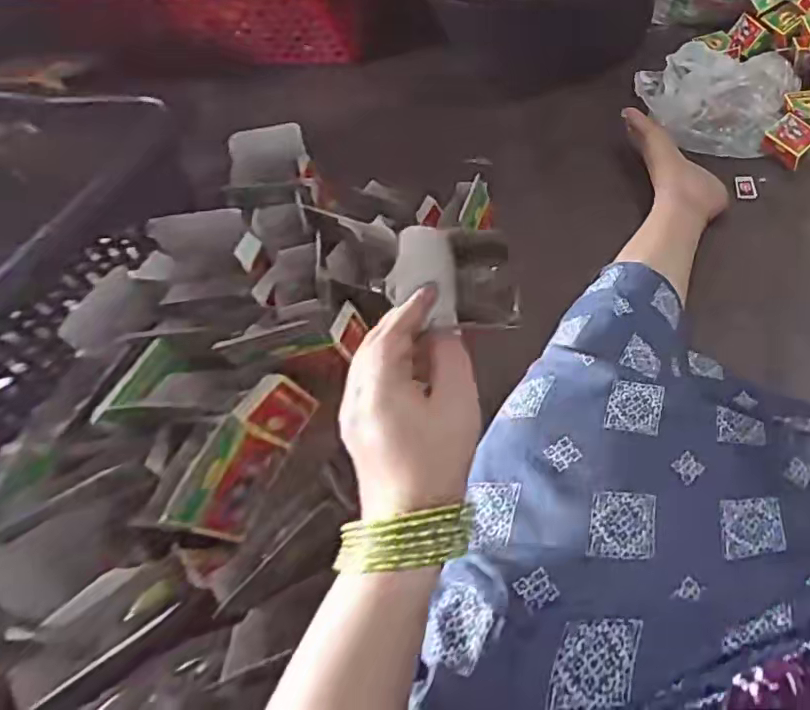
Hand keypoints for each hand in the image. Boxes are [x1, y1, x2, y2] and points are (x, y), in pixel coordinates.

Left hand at [338, 285, 481, 518]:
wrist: (412, 519)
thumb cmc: (440, 458)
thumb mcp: (458, 401)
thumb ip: (450, 357)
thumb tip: (443, 333)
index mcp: (378, 387)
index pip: (391, 332)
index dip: (414, 307)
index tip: (434, 290)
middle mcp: (355, 396)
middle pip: (371, 343)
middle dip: (400, 320)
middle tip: (430, 306)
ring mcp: (351, 414)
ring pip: (367, 361)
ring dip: (394, 340)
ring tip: (426, 331)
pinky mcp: (357, 427)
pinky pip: (368, 378)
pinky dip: (389, 360)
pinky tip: (413, 364)